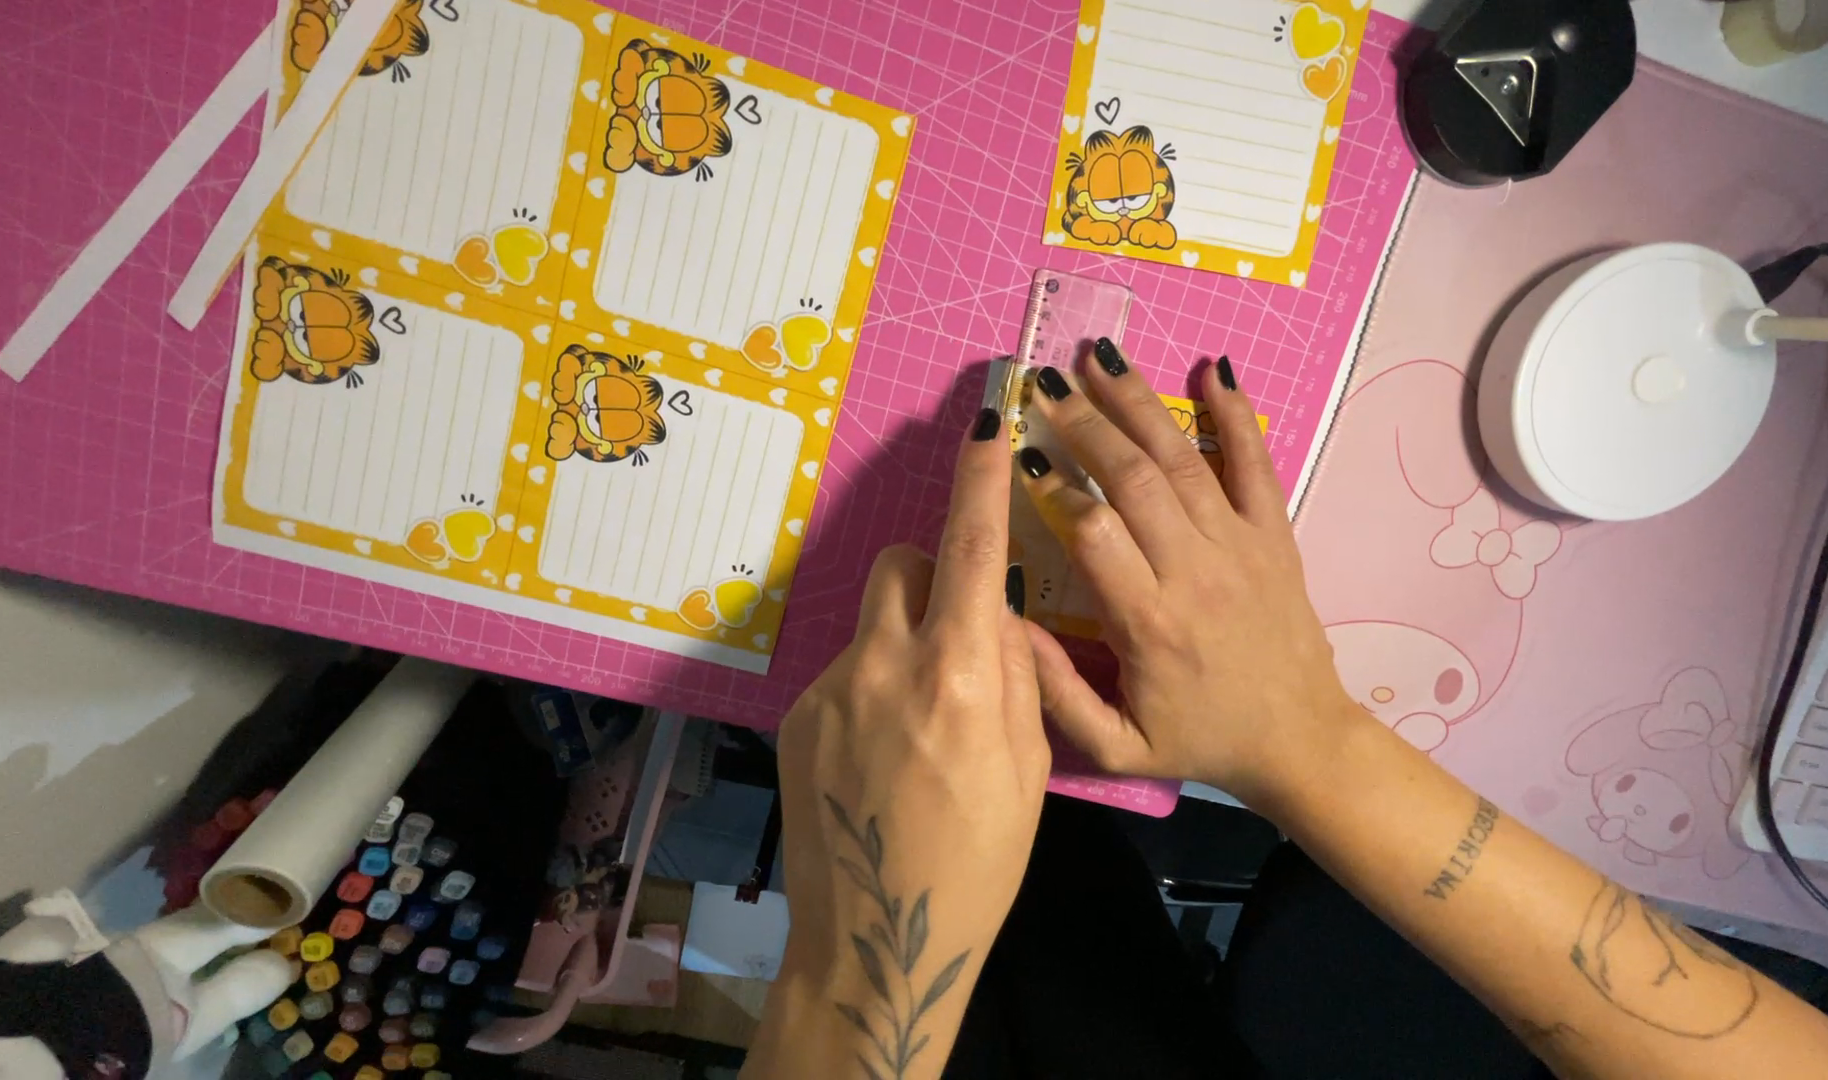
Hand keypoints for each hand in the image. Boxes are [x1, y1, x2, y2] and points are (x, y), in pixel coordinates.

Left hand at [751, 407, 1049, 1079]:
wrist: (880, 938)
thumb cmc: (981, 859)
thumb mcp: (1029, 765)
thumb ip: (1015, 670)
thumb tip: (995, 609)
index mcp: (961, 676)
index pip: (973, 546)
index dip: (981, 475)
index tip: (986, 416)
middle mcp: (886, 664)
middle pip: (905, 562)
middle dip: (935, 571)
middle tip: (957, 624)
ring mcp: (831, 686)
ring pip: (873, 615)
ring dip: (903, 630)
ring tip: (918, 705)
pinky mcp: (798, 712)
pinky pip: (845, 666)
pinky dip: (872, 680)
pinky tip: (881, 747)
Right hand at [1015, 342, 1364, 812]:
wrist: (1300, 742)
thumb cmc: (1198, 740)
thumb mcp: (1114, 745)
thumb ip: (1055, 691)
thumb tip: (1005, 620)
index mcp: (1151, 622)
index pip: (1094, 532)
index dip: (1054, 489)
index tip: (1024, 459)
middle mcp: (1196, 571)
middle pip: (1134, 478)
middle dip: (1085, 424)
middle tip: (1045, 384)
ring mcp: (1242, 546)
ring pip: (1183, 459)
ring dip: (1138, 403)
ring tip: (1099, 356)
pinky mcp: (1274, 535)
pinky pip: (1257, 463)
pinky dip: (1235, 413)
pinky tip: (1213, 369)